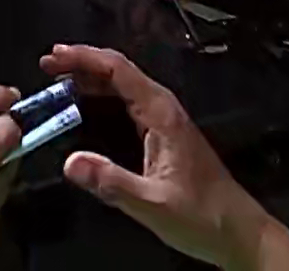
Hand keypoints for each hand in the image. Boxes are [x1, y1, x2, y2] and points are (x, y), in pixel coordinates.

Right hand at [40, 45, 288, 270]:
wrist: (240, 232)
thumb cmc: (201, 216)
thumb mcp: (154, 205)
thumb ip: (112, 182)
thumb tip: (70, 163)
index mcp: (159, 111)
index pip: (116, 68)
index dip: (83, 58)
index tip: (54, 56)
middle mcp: (160, 103)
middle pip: (116, 67)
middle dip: (81, 60)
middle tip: (48, 62)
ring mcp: (161, 113)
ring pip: (120, 79)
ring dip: (89, 73)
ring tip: (58, 74)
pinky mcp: (161, 125)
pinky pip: (125, 94)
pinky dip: (100, 88)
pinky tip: (83, 97)